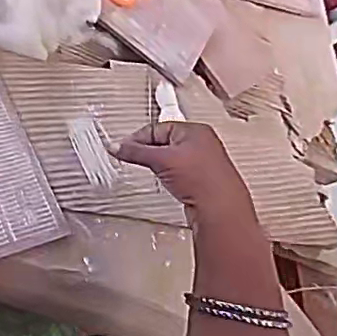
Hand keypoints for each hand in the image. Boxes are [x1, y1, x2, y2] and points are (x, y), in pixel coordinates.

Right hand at [112, 121, 257, 225]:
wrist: (219, 207)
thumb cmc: (202, 179)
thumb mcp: (160, 160)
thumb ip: (135, 152)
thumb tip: (117, 146)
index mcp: (194, 130)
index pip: (156, 128)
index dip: (137, 138)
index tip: (122, 148)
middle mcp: (200, 142)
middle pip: (162, 141)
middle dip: (147, 150)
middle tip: (133, 158)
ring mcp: (201, 160)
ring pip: (169, 156)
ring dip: (157, 162)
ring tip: (154, 170)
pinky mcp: (200, 177)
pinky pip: (176, 169)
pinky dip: (167, 172)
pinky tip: (166, 180)